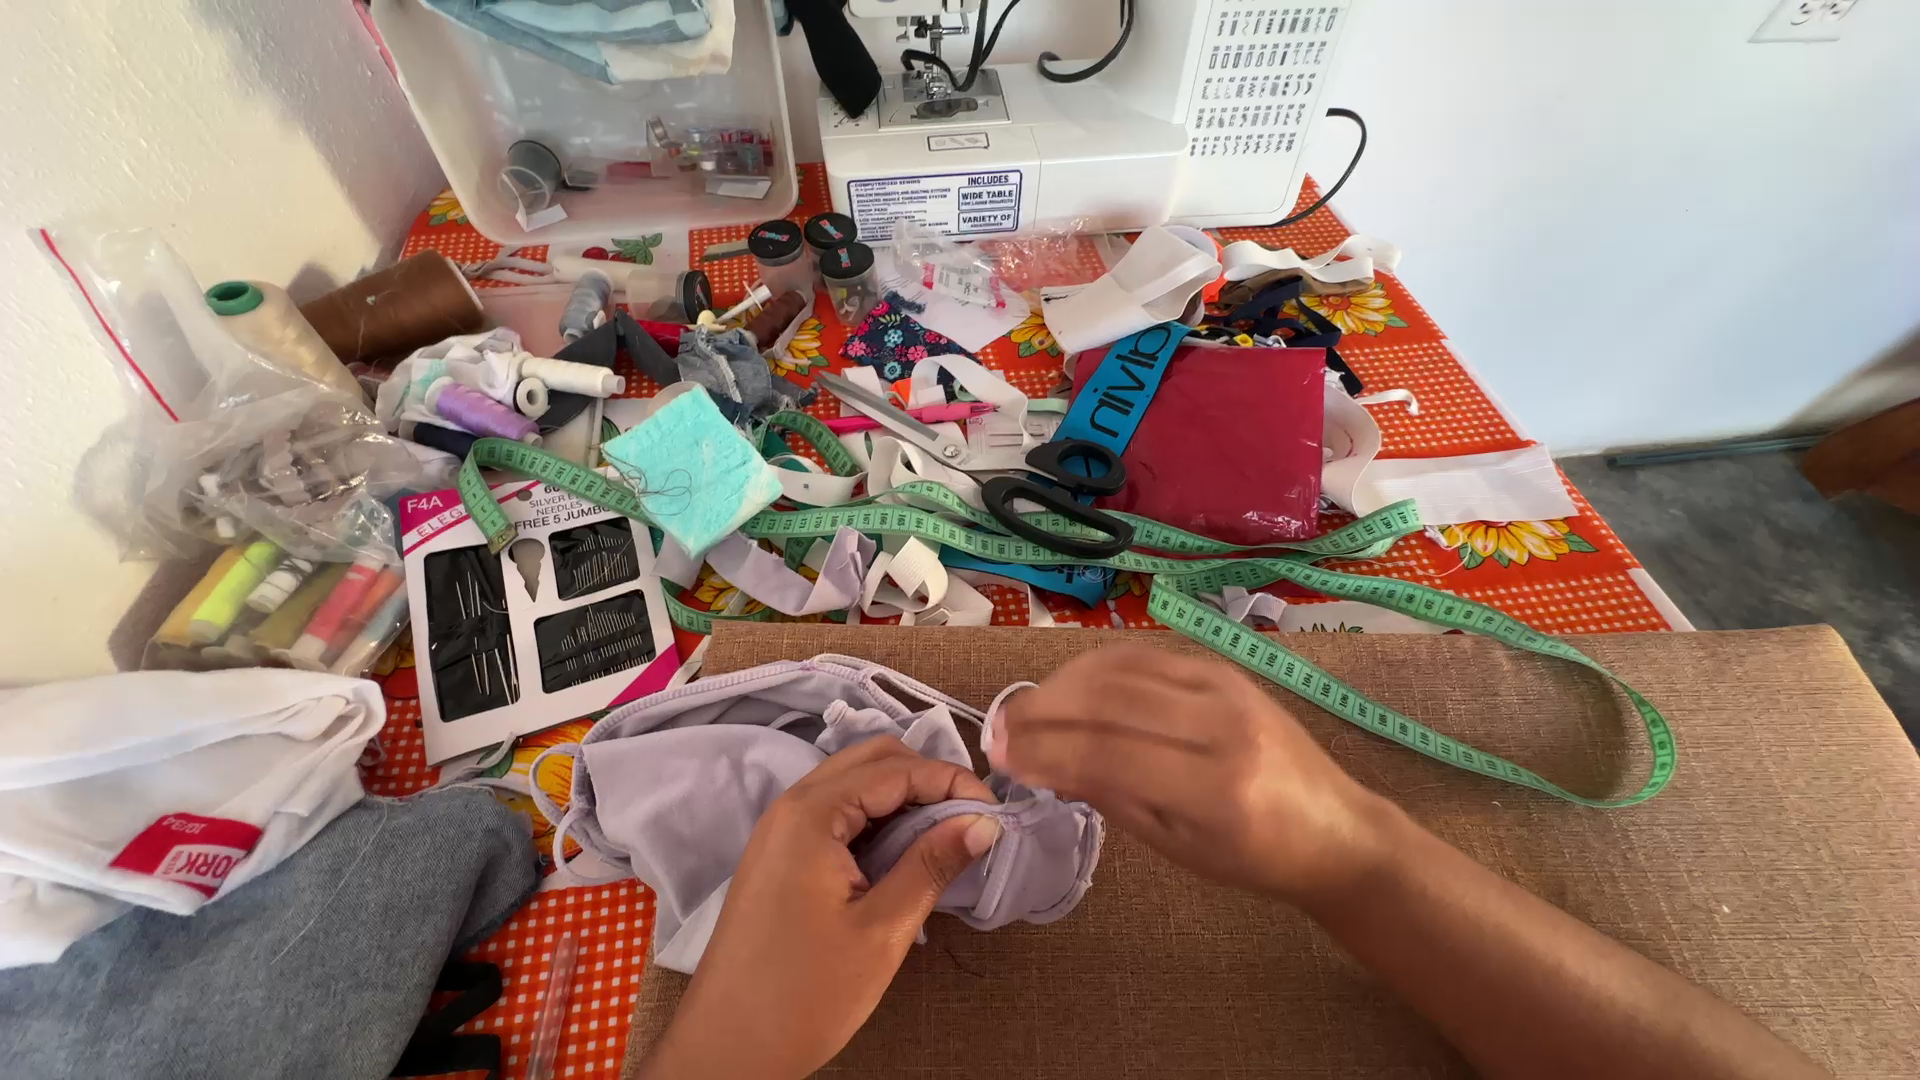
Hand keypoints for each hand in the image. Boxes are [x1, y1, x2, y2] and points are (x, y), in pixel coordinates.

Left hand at [639, 736, 1002, 1079]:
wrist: (724, 1054)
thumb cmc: (803, 995)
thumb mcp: (881, 930)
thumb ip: (932, 864)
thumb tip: (983, 822)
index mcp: (812, 812)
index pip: (896, 769)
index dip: (951, 781)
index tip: (993, 813)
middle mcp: (793, 803)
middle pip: (873, 760)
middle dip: (927, 778)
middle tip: (968, 819)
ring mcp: (782, 826)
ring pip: (856, 782)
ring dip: (903, 796)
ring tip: (944, 833)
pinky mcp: (782, 851)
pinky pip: (839, 810)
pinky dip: (878, 817)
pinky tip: (904, 849)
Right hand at [991, 643, 1397, 906]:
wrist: (1334, 825)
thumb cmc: (1253, 857)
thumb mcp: (1177, 847)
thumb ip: (1109, 797)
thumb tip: (1041, 761)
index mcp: (1216, 790)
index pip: (1108, 756)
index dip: (1044, 752)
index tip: (999, 754)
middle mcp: (1221, 726)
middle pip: (1108, 702)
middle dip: (1041, 711)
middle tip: (999, 726)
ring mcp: (1224, 686)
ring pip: (1120, 668)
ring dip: (1061, 684)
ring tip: (1026, 707)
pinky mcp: (1220, 665)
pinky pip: (1142, 655)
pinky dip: (1094, 667)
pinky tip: (1069, 685)